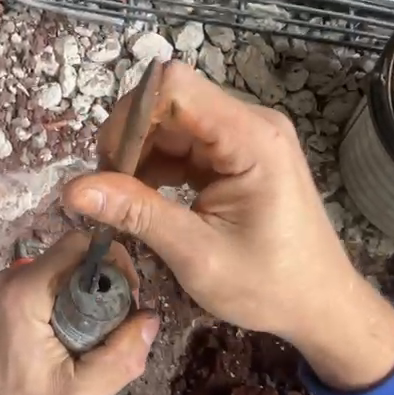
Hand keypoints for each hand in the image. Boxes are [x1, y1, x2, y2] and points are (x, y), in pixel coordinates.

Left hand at [0, 231, 159, 394]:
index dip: (113, 261)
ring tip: (106, 331)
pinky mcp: (10, 298)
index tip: (130, 298)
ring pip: (64, 268)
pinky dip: (73, 299)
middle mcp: (14, 279)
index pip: (78, 244)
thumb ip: (122, 356)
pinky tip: (83, 334)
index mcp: (26, 292)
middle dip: (106, 280)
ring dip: (91, 291)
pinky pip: (51, 282)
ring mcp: (8, 286)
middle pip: (73, 255)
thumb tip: (151, 316)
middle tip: (123, 320)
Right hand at [63, 60, 393, 391]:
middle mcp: (250, 122)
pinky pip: (182, 139)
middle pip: (169, 100)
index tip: (109, 165)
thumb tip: (72, 188)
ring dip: (139, 153)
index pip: (175, 86)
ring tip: (124, 199)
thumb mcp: (196, 255)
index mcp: (251, 138)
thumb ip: (136, 214)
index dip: (132, 116)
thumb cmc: (269, 286)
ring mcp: (244, 134)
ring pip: (170, 119)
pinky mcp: (236, 151)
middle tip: (109, 189)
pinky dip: (156, 164)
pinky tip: (146, 197)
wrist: (321, 307)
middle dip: (130, 138)